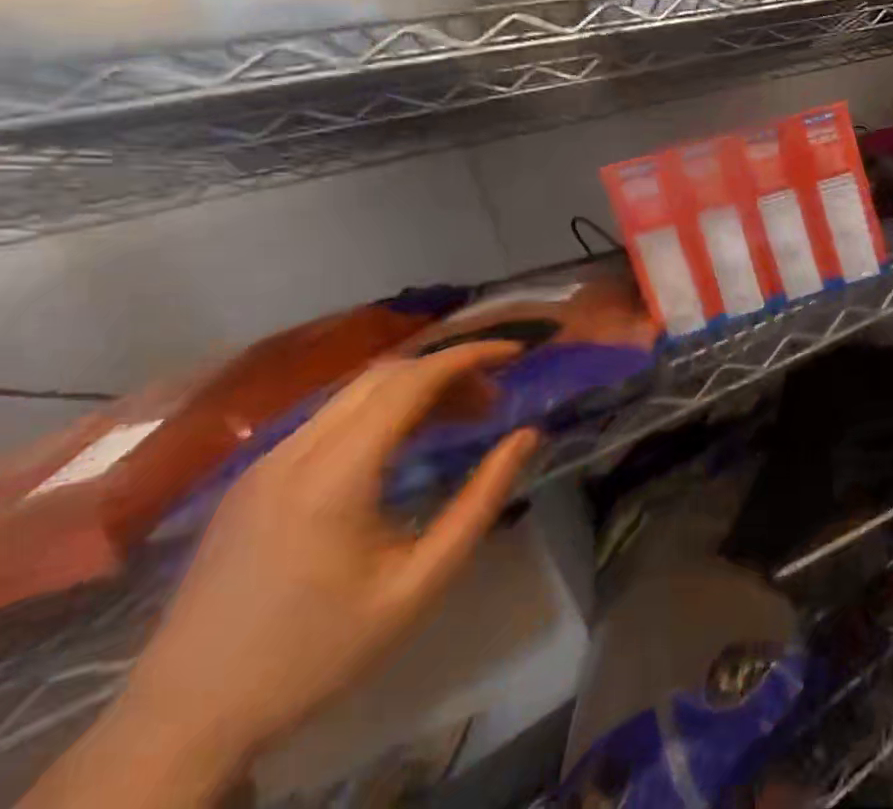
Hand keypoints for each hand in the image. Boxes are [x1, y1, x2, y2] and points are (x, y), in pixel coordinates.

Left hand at [28, 343, 542, 807]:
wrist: (188, 717)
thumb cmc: (322, 650)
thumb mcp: (424, 580)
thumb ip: (482, 500)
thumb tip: (526, 437)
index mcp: (332, 477)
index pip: (407, 383)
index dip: (468, 356)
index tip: (518, 352)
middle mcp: (289, 456)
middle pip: (378, 378)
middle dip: (447, 371)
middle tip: (497, 400)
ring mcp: (261, 468)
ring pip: (350, 396)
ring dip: (415, 391)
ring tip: (465, 419)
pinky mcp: (251, 485)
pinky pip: (327, 422)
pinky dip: (382, 413)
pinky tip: (409, 445)